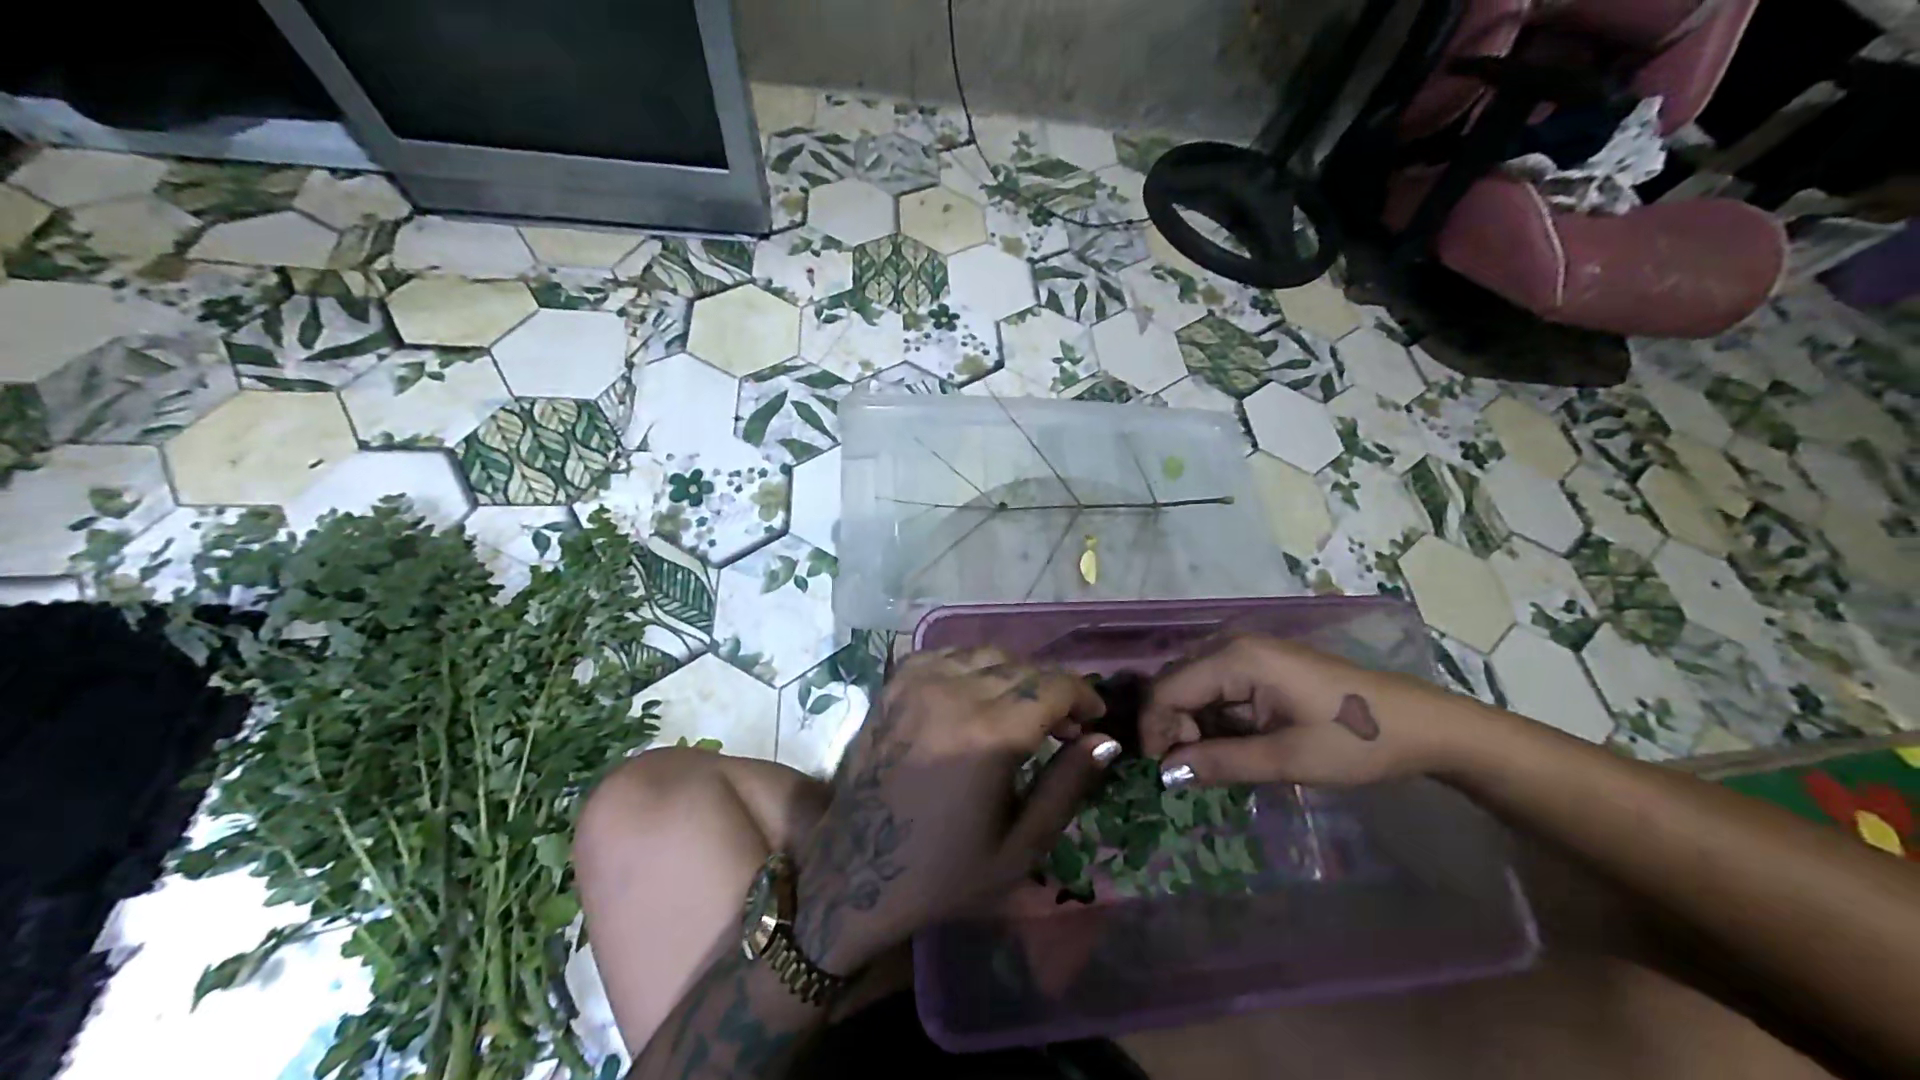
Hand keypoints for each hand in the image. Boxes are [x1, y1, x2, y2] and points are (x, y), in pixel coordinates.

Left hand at [791, 647, 1114, 973]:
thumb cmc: (945, 871)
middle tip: (1063, 726)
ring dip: (1015, 676)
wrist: (857, 872)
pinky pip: (946, 655)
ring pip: (986, 655)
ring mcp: (917, 685)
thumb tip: (1107, 739)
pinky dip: (972, 667)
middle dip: (1053, 690)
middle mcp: (953, 695)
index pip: (1053, 687)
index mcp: (988, 734)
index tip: (1094, 718)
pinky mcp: (893, 686)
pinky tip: (976, 697)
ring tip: (1022, 712)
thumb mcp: (1020, 845)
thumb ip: (1067, 786)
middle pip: (1023, 668)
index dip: (1083, 696)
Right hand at [1140, 635, 1466, 787]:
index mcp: (1237, 658)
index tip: (1161, 774)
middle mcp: (1234, 645)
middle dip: (1171, 728)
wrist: (1423, 726)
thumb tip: (1165, 774)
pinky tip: (1230, 747)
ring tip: (1211, 764)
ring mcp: (1248, 653)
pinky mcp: (1260, 666)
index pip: (1167, 690)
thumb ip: (1220, 763)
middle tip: (1186, 772)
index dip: (1154, 731)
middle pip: (1176, 684)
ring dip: (1191, 725)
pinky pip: (1217, 689)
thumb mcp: (1287, 759)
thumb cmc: (1357, 741)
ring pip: (1193, 687)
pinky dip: (1213, 719)